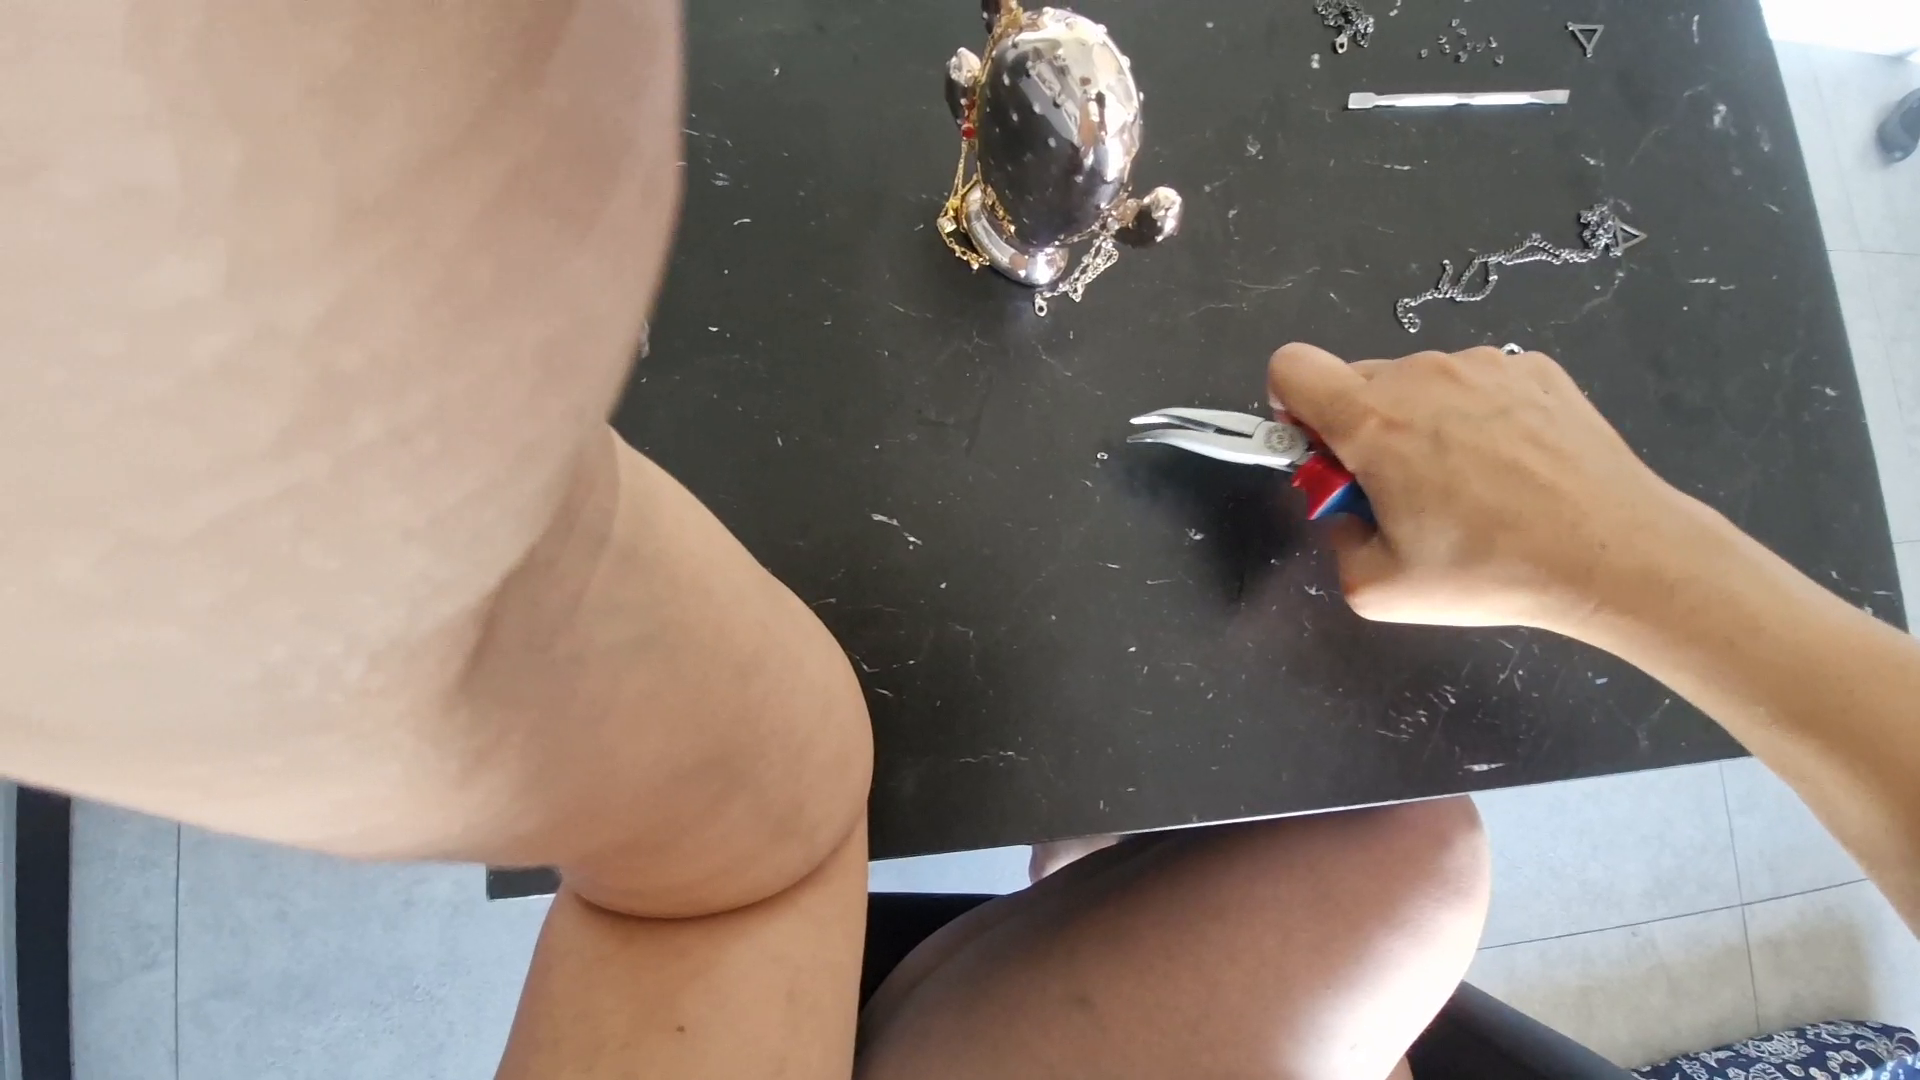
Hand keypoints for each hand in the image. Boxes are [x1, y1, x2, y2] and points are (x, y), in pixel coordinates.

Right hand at [1268, 343, 1690, 633]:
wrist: (1617, 555)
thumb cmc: (1486, 571)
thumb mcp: (1374, 588)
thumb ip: (1334, 539)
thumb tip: (1346, 512)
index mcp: (1370, 422)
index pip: (1291, 368)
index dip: (1289, 404)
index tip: (1318, 446)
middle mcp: (1420, 376)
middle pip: (1351, 380)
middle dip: (1354, 426)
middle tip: (1394, 485)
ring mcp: (1483, 364)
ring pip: (1413, 382)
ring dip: (1414, 419)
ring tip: (1464, 479)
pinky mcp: (1535, 367)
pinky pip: (1471, 382)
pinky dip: (1470, 413)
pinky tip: (1509, 463)